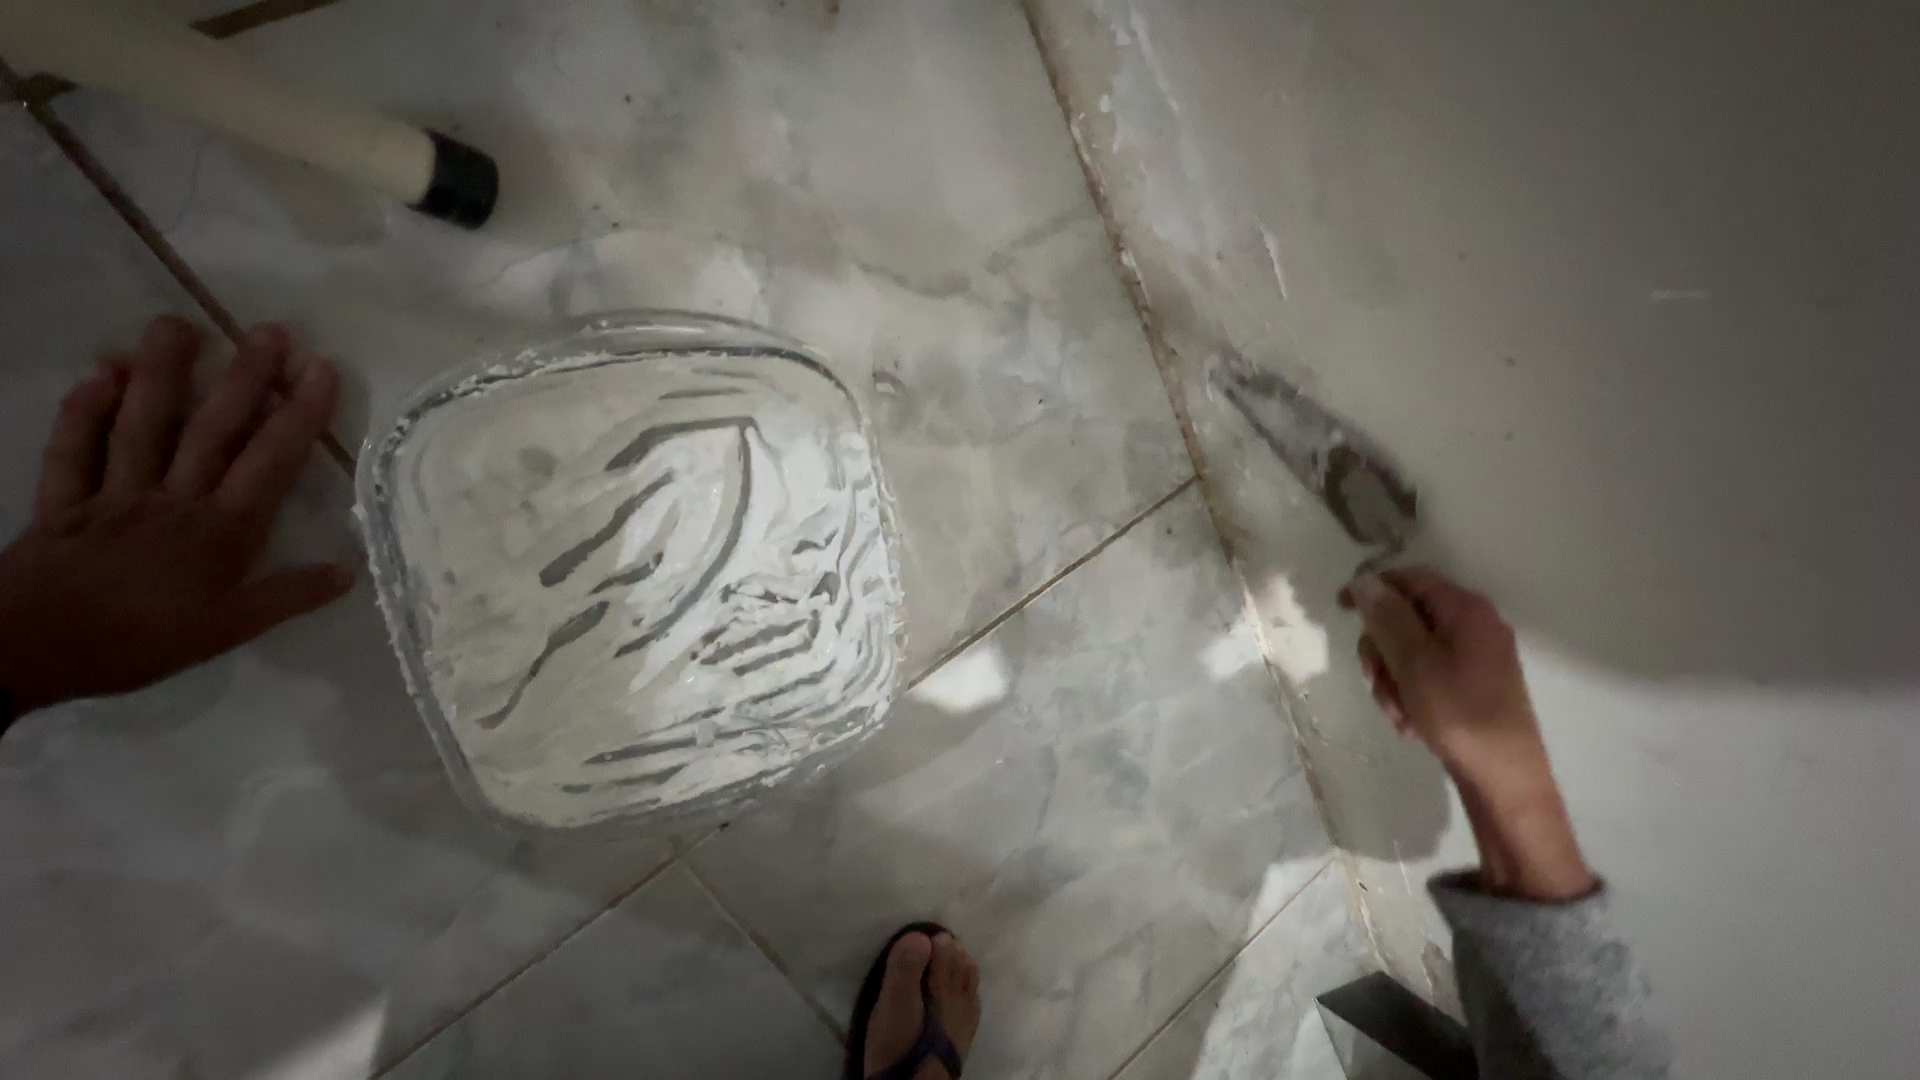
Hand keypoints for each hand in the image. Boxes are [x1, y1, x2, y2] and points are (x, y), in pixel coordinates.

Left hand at [0, 316, 352, 717]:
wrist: (19, 654)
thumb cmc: (138, 642)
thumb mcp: (229, 631)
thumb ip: (289, 597)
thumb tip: (350, 570)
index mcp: (221, 530)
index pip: (270, 461)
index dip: (299, 413)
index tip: (320, 371)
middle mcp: (173, 499)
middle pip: (213, 430)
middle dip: (245, 378)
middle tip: (269, 332)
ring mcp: (114, 495)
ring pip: (143, 426)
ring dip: (163, 374)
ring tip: (177, 326)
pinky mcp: (62, 503)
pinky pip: (73, 450)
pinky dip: (83, 410)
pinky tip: (101, 374)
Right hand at [1339, 567, 1544, 785]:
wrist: (1503, 777)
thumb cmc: (1459, 712)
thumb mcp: (1414, 661)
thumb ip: (1388, 617)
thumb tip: (1365, 580)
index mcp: (1465, 611)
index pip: (1409, 580)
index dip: (1371, 590)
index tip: (1340, 610)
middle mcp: (1473, 626)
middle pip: (1404, 618)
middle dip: (1381, 649)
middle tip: (1376, 677)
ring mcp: (1473, 657)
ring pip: (1408, 651)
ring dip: (1391, 679)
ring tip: (1398, 711)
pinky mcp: (1469, 684)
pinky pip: (1424, 675)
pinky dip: (1408, 694)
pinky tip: (1410, 722)